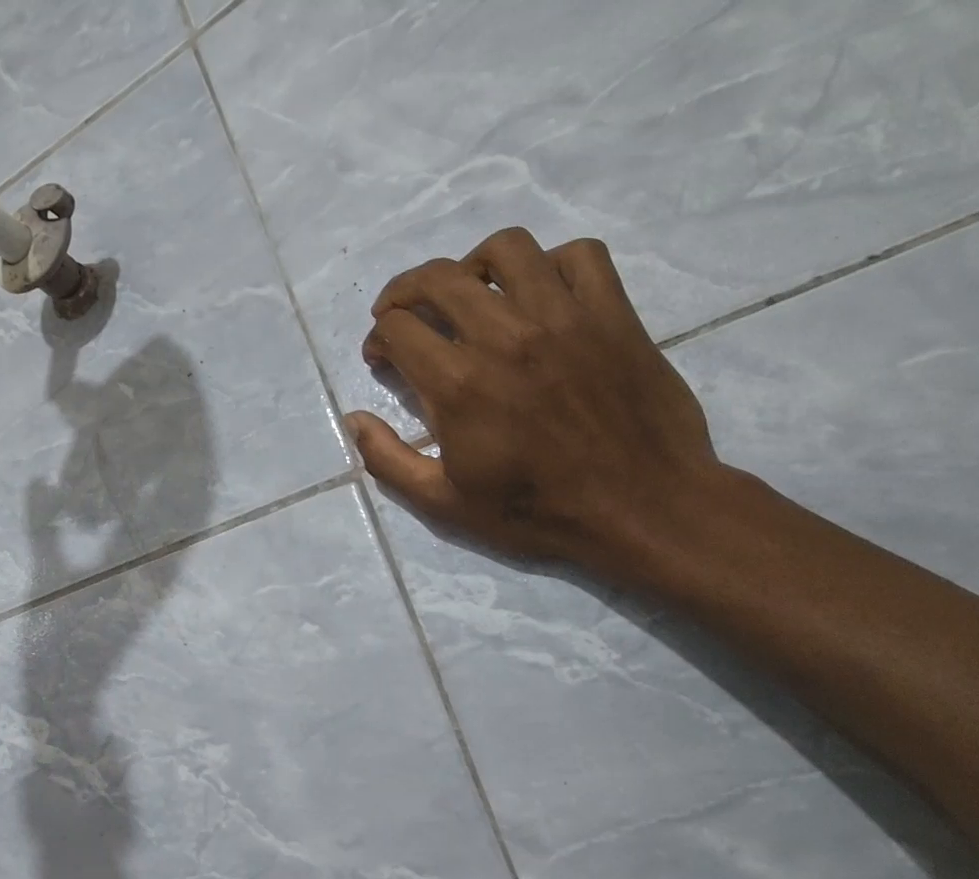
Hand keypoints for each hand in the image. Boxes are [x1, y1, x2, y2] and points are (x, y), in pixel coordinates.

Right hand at [346, 227, 723, 571]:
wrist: (643, 508)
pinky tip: (539, 295)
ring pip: (507, 249)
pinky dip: (552, 264)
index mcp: (458, 384)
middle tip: (405, 315)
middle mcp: (505, 337)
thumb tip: (353, 419)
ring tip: (471, 294)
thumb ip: (387, 458)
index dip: (378, 339)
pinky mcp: (613, 314)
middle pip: (438, 277)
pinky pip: (580, 256)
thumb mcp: (442, 502)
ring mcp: (564, 318)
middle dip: (405, 291)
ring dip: (473, 265)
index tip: (383, 360)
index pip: (397, 326)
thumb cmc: (536, 511)